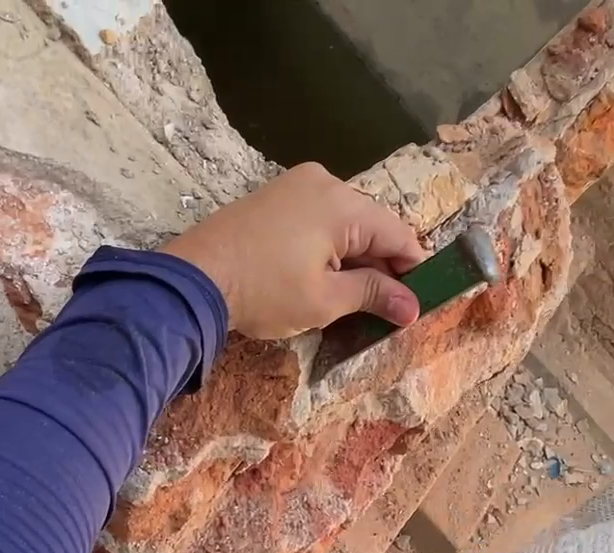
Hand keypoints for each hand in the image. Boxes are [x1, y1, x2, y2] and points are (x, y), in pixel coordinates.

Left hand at [162, 163, 427, 339]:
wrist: (193, 279)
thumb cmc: (263, 292)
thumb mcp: (324, 301)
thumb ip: (373, 296)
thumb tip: (413, 307)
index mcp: (343, 204)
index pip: (398, 234)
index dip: (415, 270)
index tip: (420, 302)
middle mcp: (324, 183)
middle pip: (372, 226)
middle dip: (382, 267)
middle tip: (385, 309)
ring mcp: (295, 186)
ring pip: (344, 224)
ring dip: (354, 260)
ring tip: (351, 300)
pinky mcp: (274, 198)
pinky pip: (317, 221)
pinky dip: (328, 249)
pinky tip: (322, 279)